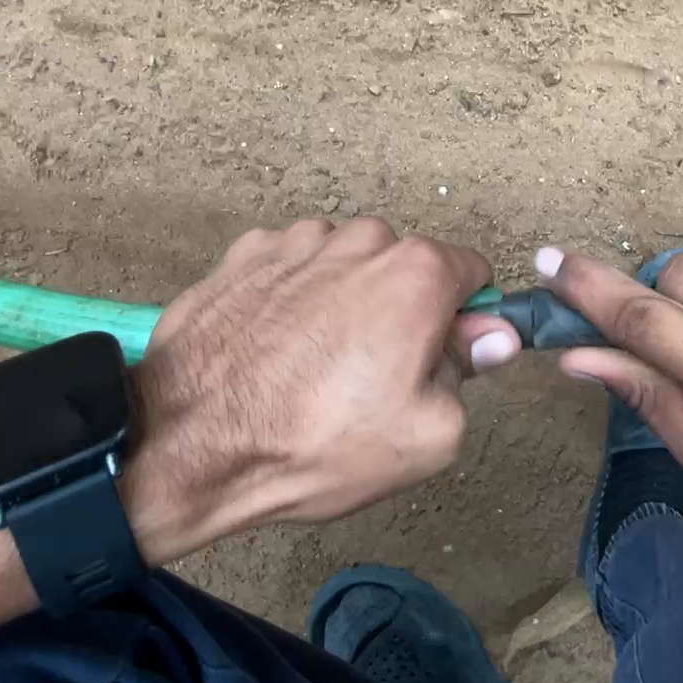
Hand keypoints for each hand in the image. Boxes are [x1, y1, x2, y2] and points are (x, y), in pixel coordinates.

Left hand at [123, 219, 520, 561]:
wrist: (187, 444)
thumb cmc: (317, 442)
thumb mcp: (428, 433)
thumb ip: (471, 369)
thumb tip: (496, 333)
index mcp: (417, 272)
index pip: (472, 272)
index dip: (464, 317)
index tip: (439, 354)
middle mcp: (362, 238)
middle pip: (407, 267)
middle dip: (402, 308)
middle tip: (372, 373)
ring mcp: (298, 239)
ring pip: (348, 262)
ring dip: (346, 298)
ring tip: (313, 363)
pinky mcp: (247, 252)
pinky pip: (294, 265)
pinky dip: (294, 295)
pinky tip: (272, 344)